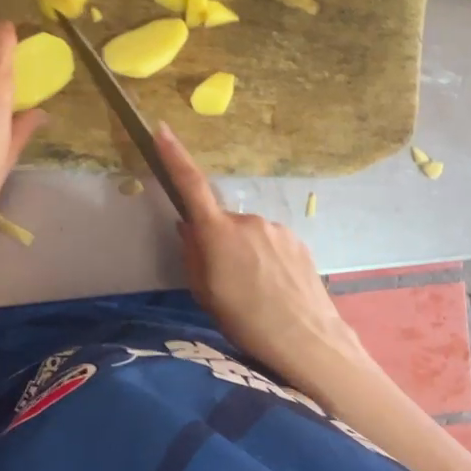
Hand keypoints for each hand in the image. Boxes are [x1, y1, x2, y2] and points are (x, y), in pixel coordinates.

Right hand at [155, 122, 369, 385]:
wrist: (308, 341)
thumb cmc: (245, 322)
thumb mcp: (205, 294)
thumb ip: (192, 255)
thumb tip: (188, 227)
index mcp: (219, 234)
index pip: (191, 187)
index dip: (174, 157)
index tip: (162, 130)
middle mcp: (248, 222)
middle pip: (222, 223)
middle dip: (218, 243)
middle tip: (224, 283)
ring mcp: (277, 229)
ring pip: (248, 236)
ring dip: (245, 255)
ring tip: (254, 293)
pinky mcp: (298, 241)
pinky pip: (270, 244)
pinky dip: (266, 261)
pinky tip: (274, 290)